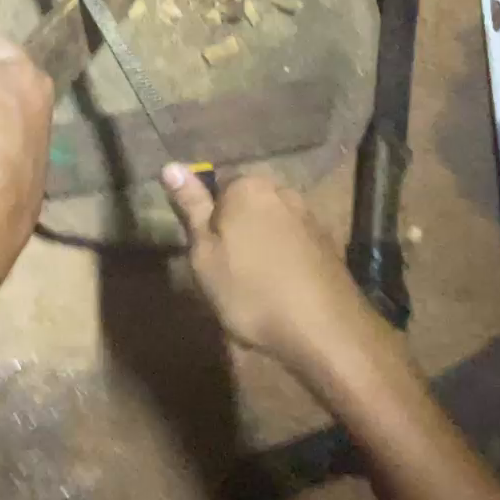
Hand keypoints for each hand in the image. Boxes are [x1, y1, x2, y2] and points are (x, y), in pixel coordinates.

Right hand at [161, 165, 396, 378]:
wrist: (327, 333)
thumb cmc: (252, 291)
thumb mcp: (205, 253)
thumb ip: (191, 207)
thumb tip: (171, 165)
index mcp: (247, 187)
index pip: (214, 186)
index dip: (205, 218)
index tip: (204, 250)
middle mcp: (281, 191)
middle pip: (244, 204)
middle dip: (234, 228)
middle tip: (224, 269)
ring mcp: (309, 217)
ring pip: (269, 223)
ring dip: (259, 244)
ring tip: (253, 284)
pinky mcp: (328, 245)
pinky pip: (292, 243)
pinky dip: (283, 259)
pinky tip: (281, 288)